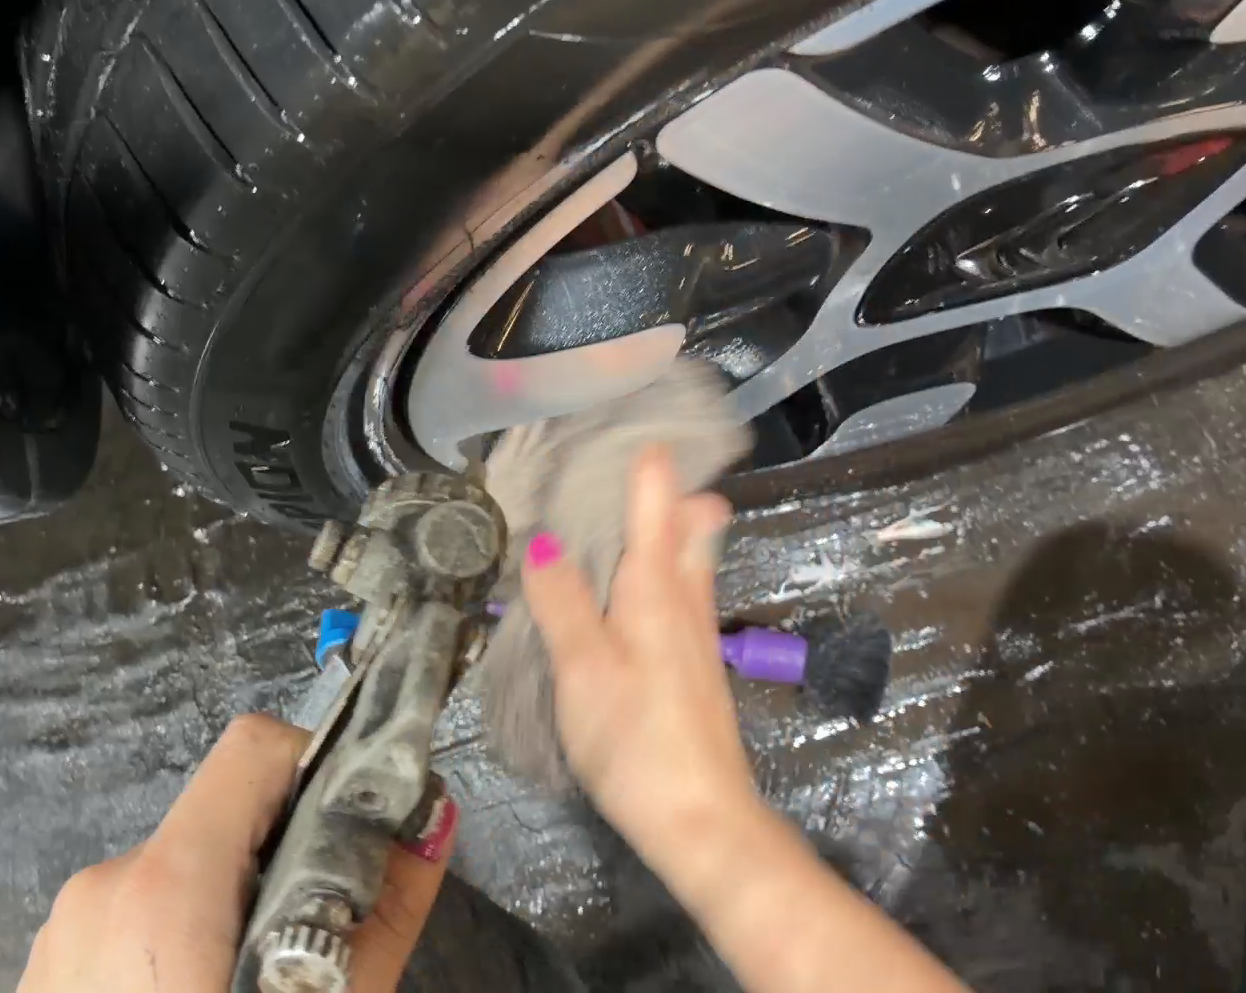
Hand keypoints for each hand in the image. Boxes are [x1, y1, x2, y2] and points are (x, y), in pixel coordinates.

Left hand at [17, 714, 454, 992]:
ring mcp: (61, 938)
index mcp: (161, 889)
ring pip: (188, 870)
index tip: (361, 827)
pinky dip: (194, 940)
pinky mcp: (49, 975)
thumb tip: (432, 819)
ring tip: (272, 990)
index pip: (254, 750)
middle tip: (329, 937)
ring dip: (246, 904)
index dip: (321, 767)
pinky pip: (143, 918)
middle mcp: (100, 890)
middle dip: (292, 854)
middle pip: (226, 815)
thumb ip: (381, 916)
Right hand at [520, 444, 755, 854]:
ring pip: (692, 557)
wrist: (701, 819)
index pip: (661, 500)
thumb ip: (561, 601)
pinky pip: (683, 591)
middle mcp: (686, 598)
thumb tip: (544, 542)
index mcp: (657, 587)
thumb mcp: (581, 667)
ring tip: (620, 516)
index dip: (648, 459)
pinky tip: (628, 590)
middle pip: (694, 522)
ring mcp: (698, 631)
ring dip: (668, 527)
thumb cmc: (636, 737)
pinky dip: (662, 569)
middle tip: (624, 472)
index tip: (626, 427)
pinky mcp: (695, 662)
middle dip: (672, 488)